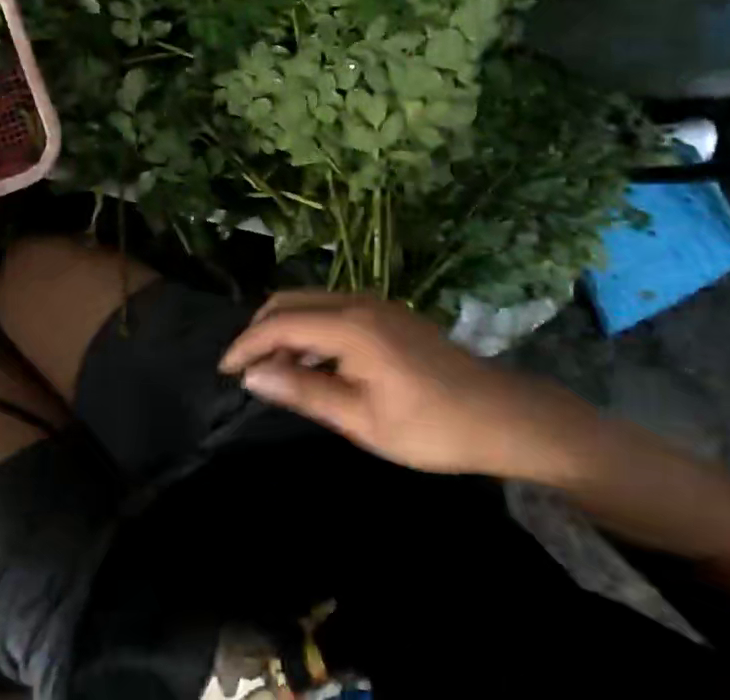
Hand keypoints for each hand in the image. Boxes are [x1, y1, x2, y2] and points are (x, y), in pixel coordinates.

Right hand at [220, 291, 601, 480]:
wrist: (504, 417)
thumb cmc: (431, 428)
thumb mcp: (360, 420)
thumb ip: (303, 391)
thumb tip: (252, 376)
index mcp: (350, 326)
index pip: (279, 323)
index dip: (246, 345)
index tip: (225, 371)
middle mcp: (358, 301)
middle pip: (290, 300)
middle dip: (260, 330)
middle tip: (247, 370)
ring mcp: (376, 303)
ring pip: (311, 301)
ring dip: (285, 328)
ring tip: (274, 369)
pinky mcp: (388, 313)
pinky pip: (332, 308)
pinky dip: (310, 328)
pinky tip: (313, 361)